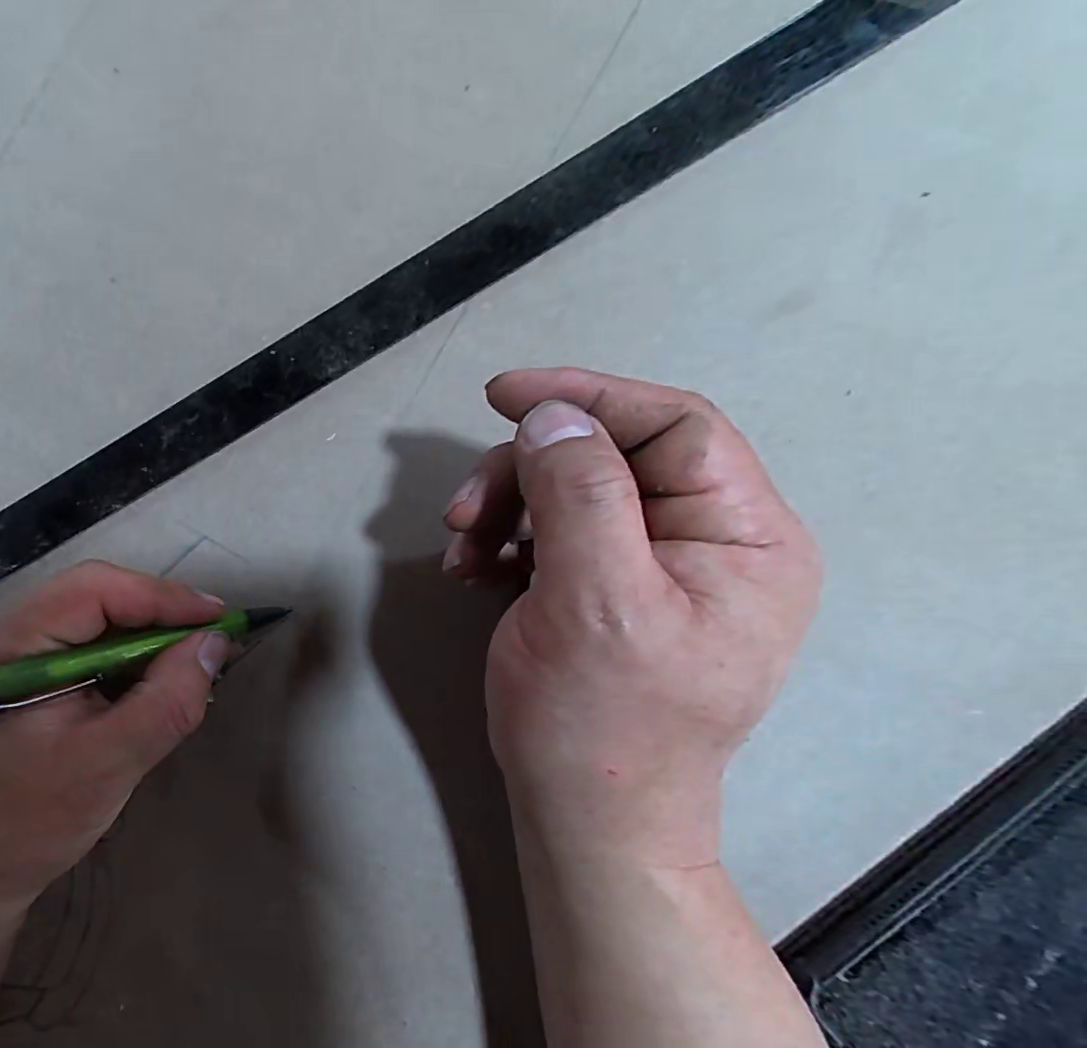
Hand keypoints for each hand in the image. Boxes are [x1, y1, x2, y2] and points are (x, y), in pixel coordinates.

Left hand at [0, 561, 231, 910]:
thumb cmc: (28, 828)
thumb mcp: (106, 768)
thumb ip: (165, 703)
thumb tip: (214, 643)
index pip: (88, 591)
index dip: (159, 597)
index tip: (218, 618)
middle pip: (87, 598)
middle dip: (154, 618)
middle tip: (209, 644)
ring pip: (84, 618)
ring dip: (139, 638)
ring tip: (184, 665)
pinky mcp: (8, 668)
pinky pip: (74, 642)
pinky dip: (116, 657)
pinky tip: (143, 681)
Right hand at [442, 368, 821, 868]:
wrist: (583, 808)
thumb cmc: (600, 715)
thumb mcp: (594, 599)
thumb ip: (578, 495)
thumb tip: (549, 416)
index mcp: (741, 537)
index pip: (673, 426)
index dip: (587, 397)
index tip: (502, 394)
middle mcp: (703, 541)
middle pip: (606, 458)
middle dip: (523, 471)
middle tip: (462, 510)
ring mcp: (647, 565)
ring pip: (565, 491)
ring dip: (502, 508)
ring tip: (461, 548)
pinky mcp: (598, 586)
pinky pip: (546, 531)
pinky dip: (501, 540)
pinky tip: (472, 568)